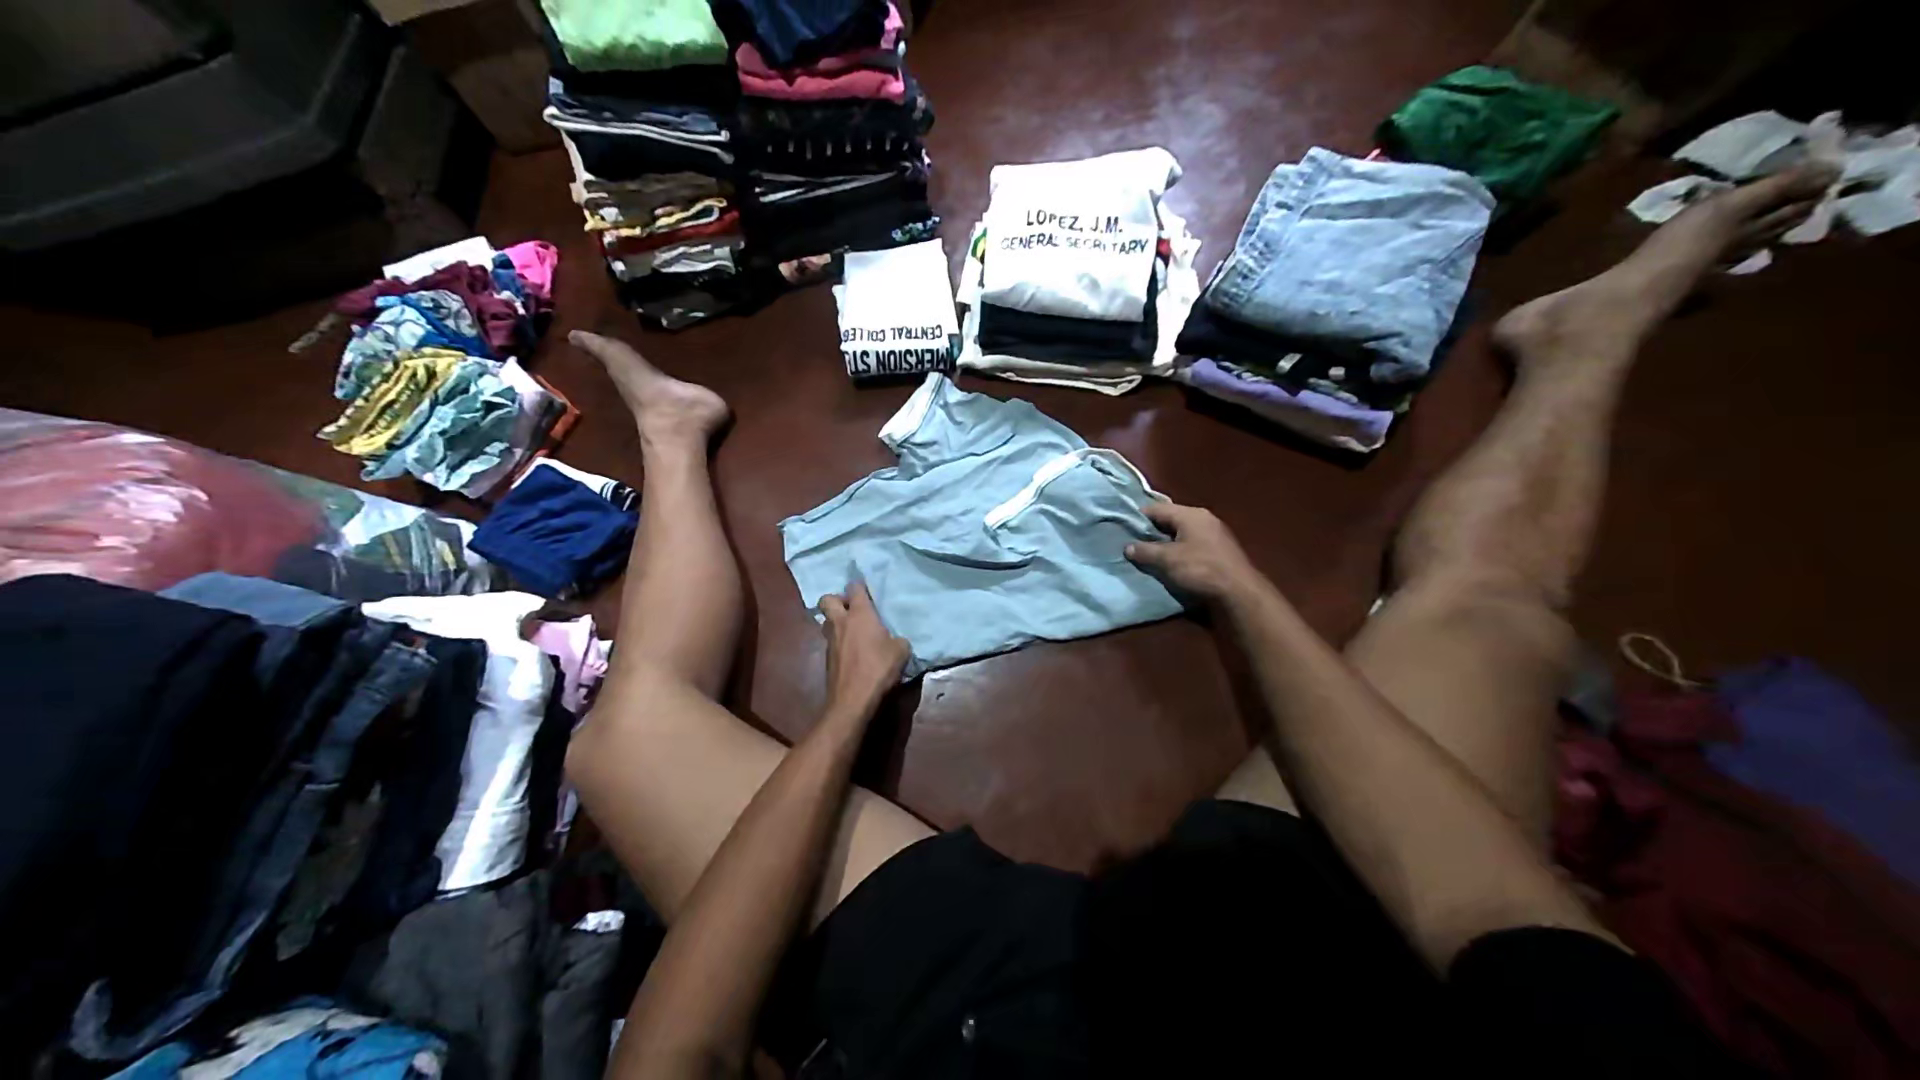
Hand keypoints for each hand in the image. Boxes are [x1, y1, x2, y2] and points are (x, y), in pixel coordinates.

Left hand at [820, 583, 910, 714]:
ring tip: (852, 631)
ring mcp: (830, 640)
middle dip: (838, 599)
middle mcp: (840, 622)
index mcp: (860, 614)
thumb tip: (895, 641)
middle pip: (828, 599)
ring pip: (826, 621)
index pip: (854, 588)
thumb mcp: (901, 651)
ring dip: (836, 621)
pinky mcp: (827, 658)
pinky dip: (839, 642)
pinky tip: (853, 652)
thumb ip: (898, 640)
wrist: (853, 699)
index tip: (868, 590)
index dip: (860, 586)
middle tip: (852, 609)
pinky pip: (831, 641)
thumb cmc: (878, 668)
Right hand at [1126, 501, 1264, 602]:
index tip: (1123, 529)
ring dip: (1165, 542)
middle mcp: (1203, 518)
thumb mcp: (1167, 560)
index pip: (1156, 508)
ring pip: (1181, 532)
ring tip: (1148, 554)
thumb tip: (1128, 547)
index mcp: (1190, 514)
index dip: (1138, 518)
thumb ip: (1145, 551)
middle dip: (1151, 531)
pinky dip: (1178, 549)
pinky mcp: (1218, 549)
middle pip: (1169, 519)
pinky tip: (1170, 562)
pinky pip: (1191, 543)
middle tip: (1133, 543)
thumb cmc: (1201, 569)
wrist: (1239, 591)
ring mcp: (1213, 533)